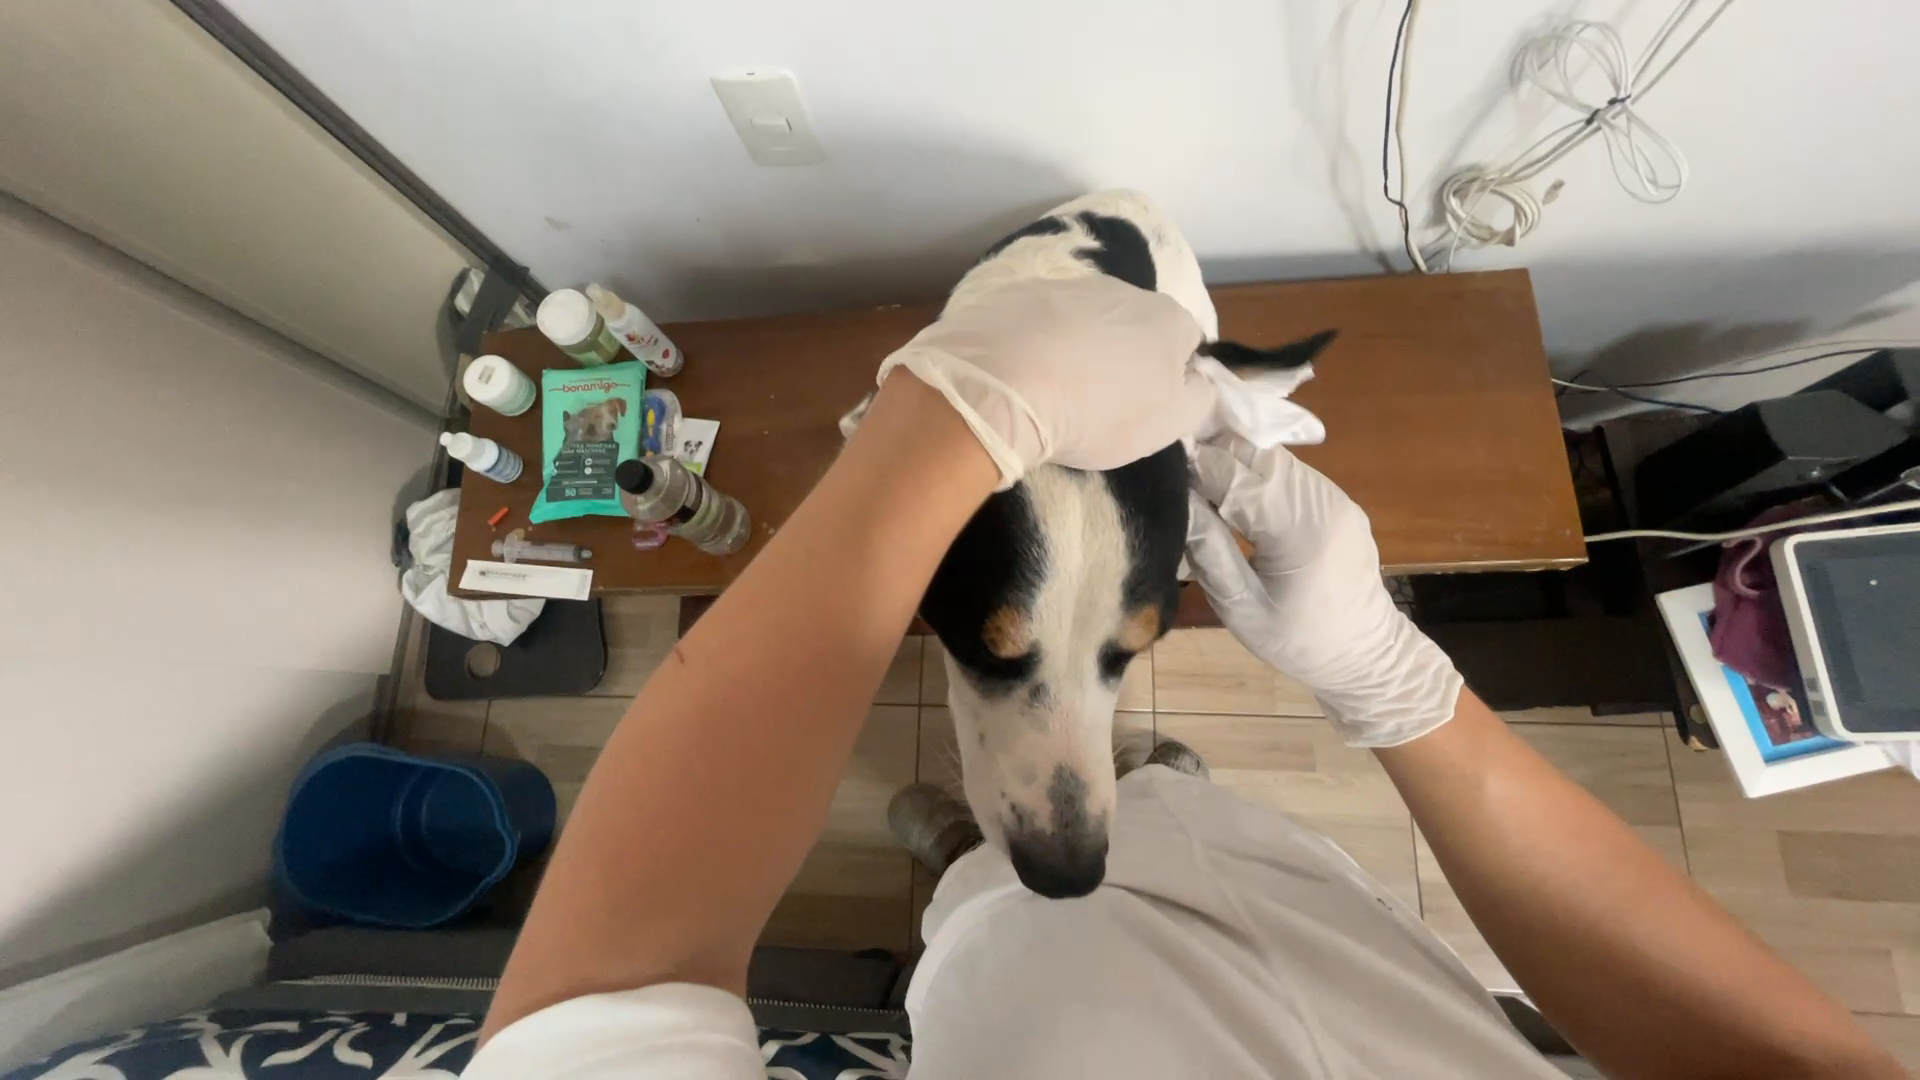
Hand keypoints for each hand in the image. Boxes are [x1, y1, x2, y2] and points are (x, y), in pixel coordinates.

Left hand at [877, 276, 1209, 487]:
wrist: (1003, 387)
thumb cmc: (1096, 413)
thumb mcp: (1166, 424)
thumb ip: (1197, 398)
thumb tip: (1197, 379)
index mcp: (1167, 319)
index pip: (1186, 340)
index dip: (1168, 373)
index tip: (1141, 403)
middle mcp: (1123, 289)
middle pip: (1133, 323)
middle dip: (1121, 355)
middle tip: (1096, 399)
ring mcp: (1066, 286)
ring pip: (1083, 317)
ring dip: (1076, 345)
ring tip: (1051, 385)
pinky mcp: (1017, 293)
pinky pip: (1037, 318)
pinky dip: (1034, 340)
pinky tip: (1018, 371)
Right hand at [1184, 436, 1461, 747]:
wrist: (1367, 656)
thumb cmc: (1298, 642)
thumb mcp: (1240, 607)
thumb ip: (1207, 549)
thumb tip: (1176, 498)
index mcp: (1300, 531)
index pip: (1235, 477)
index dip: (1193, 465)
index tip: (1154, 461)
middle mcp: (1322, 501)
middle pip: (1255, 453)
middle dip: (1208, 450)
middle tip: (1166, 462)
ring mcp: (1332, 496)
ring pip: (1269, 454)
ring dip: (1227, 457)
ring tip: (1189, 474)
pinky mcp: (1333, 499)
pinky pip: (1284, 469)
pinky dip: (1249, 469)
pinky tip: (1223, 486)